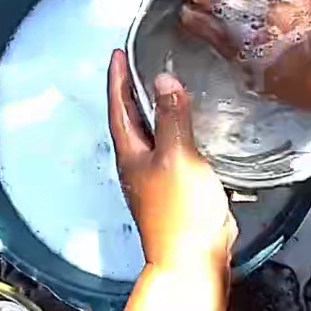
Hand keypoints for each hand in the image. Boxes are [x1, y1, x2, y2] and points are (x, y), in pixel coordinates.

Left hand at [107, 49, 236, 268]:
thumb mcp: (177, 156)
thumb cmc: (180, 209)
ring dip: (154, 107)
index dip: (117, 78)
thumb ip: (171, 117)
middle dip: (132, 89)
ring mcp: (156, 175)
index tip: (117, 52)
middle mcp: (138, 162)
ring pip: (151, 132)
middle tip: (140, 60)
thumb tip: (163, 78)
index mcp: (131, 153)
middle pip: (131, 118)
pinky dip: (176, 127)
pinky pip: (172, 145)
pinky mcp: (176, 185)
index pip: (118, 107)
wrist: (193, 258)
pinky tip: (192, 122)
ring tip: (166, 83)